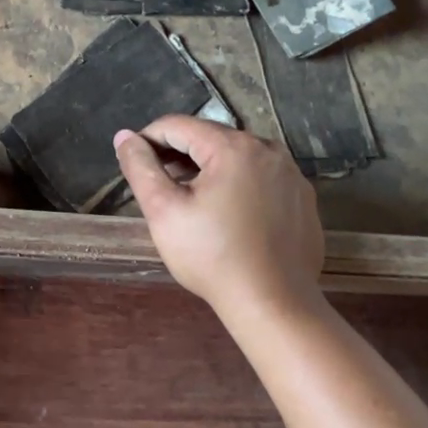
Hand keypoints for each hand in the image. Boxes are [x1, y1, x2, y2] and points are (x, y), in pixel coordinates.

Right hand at [113, 115, 323, 313]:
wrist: (273, 302)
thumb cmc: (211, 255)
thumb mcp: (163, 210)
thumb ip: (140, 167)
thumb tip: (124, 137)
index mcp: (233, 147)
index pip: (177, 126)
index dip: (147, 140)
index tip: (132, 163)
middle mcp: (268, 150)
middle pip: (209, 138)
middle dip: (177, 155)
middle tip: (157, 186)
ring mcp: (291, 174)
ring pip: (235, 157)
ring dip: (205, 169)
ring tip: (187, 201)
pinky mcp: (302, 198)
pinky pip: (259, 178)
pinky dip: (235, 185)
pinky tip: (224, 217)